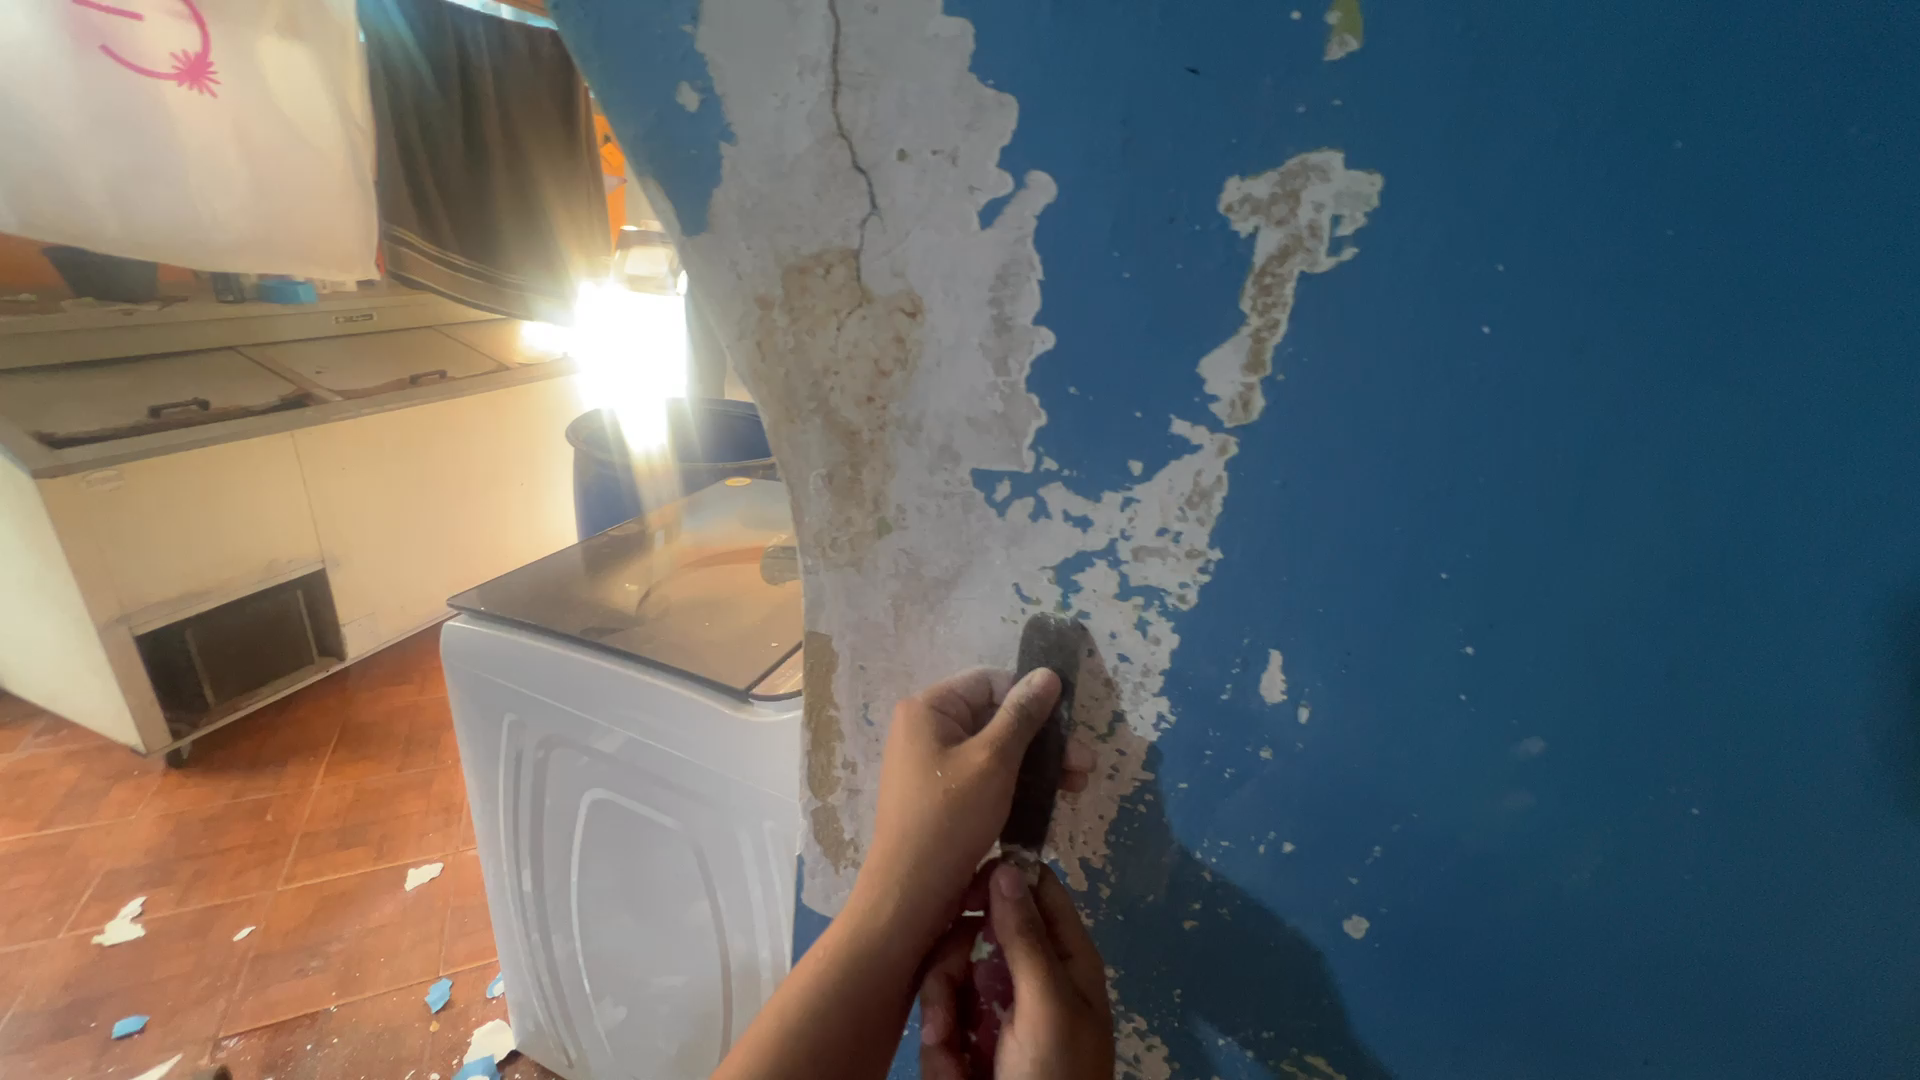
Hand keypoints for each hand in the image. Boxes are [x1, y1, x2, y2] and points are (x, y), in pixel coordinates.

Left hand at [848, 667, 1091, 943]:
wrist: (910, 895)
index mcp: (929, 708)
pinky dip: (1016, 782)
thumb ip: (1023, 715)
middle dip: (1043, 738)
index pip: (989, 682)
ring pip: (995, 748)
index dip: (1030, 698)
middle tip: (1085, 764)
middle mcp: (927, 727)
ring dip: (1037, 763)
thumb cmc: (950, 818)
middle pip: (995, 716)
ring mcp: (933, 762)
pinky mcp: (943, 793)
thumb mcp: (994, 761)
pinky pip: (985, 774)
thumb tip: (1048, 673)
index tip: (1067, 724)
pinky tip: (1050, 798)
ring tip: (1078, 785)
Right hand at [917, 862, 1112, 1079]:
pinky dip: (940, 1042)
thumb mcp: (1048, 1004)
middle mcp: (1029, 972)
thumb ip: (1026, 936)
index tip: (966, 892)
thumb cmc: (1055, 1079)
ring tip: (948, 1046)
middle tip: (951, 987)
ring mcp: (999, 1005)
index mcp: (1064, 956)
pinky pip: (943, 1014)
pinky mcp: (972, 1038)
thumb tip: (1007, 864)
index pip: (1034, 889)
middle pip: (980, 927)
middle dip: (956, 958)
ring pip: (953, 969)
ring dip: (942, 1006)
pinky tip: (951, 1065)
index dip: (1000, 880)